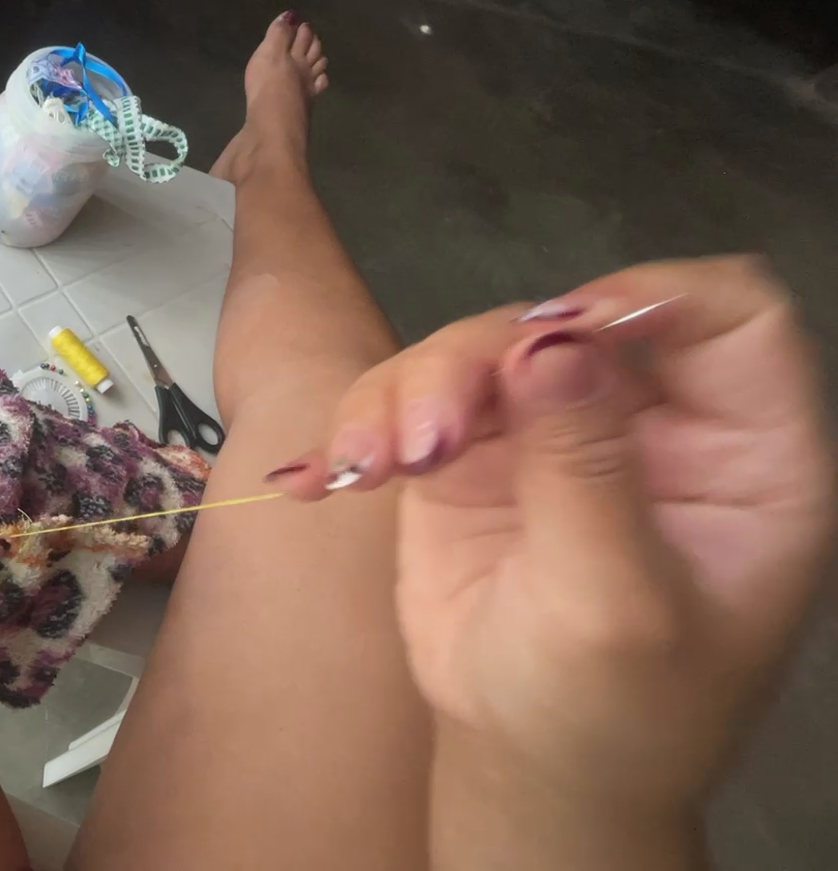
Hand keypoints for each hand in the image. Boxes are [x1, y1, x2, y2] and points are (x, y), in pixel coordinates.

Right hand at [272, 257, 834, 818]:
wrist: (520, 751)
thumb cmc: (610, 704)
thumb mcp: (613, 598)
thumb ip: (587, 470)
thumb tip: (551, 344)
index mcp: (732, 455)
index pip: (720, 319)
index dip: (642, 299)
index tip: (543, 340)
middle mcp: (628, 425)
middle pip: (542, 328)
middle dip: (462, 374)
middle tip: (415, 449)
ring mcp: (531, 435)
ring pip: (452, 358)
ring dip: (390, 404)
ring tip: (360, 473)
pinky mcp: (453, 456)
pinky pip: (391, 406)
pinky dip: (348, 434)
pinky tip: (320, 483)